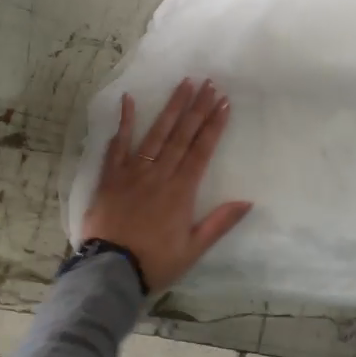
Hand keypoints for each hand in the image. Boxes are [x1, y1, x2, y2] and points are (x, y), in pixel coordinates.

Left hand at [79, 78, 252, 291]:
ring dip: (172, 107)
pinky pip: (118, 145)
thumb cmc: (153, 262)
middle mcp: (160, 174)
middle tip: (209, 83)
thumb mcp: (192, 249)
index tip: (224, 102)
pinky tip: (128, 99)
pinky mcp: (111, 177)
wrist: (108, 272)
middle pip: (183, 135)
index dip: (214, 125)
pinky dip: (124, 122)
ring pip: (157, 133)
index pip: (202, 150)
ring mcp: (134, 172)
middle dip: (198, 108)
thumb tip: (248, 201)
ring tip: (185, 84)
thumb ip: (219, 223)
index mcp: (181, 190)